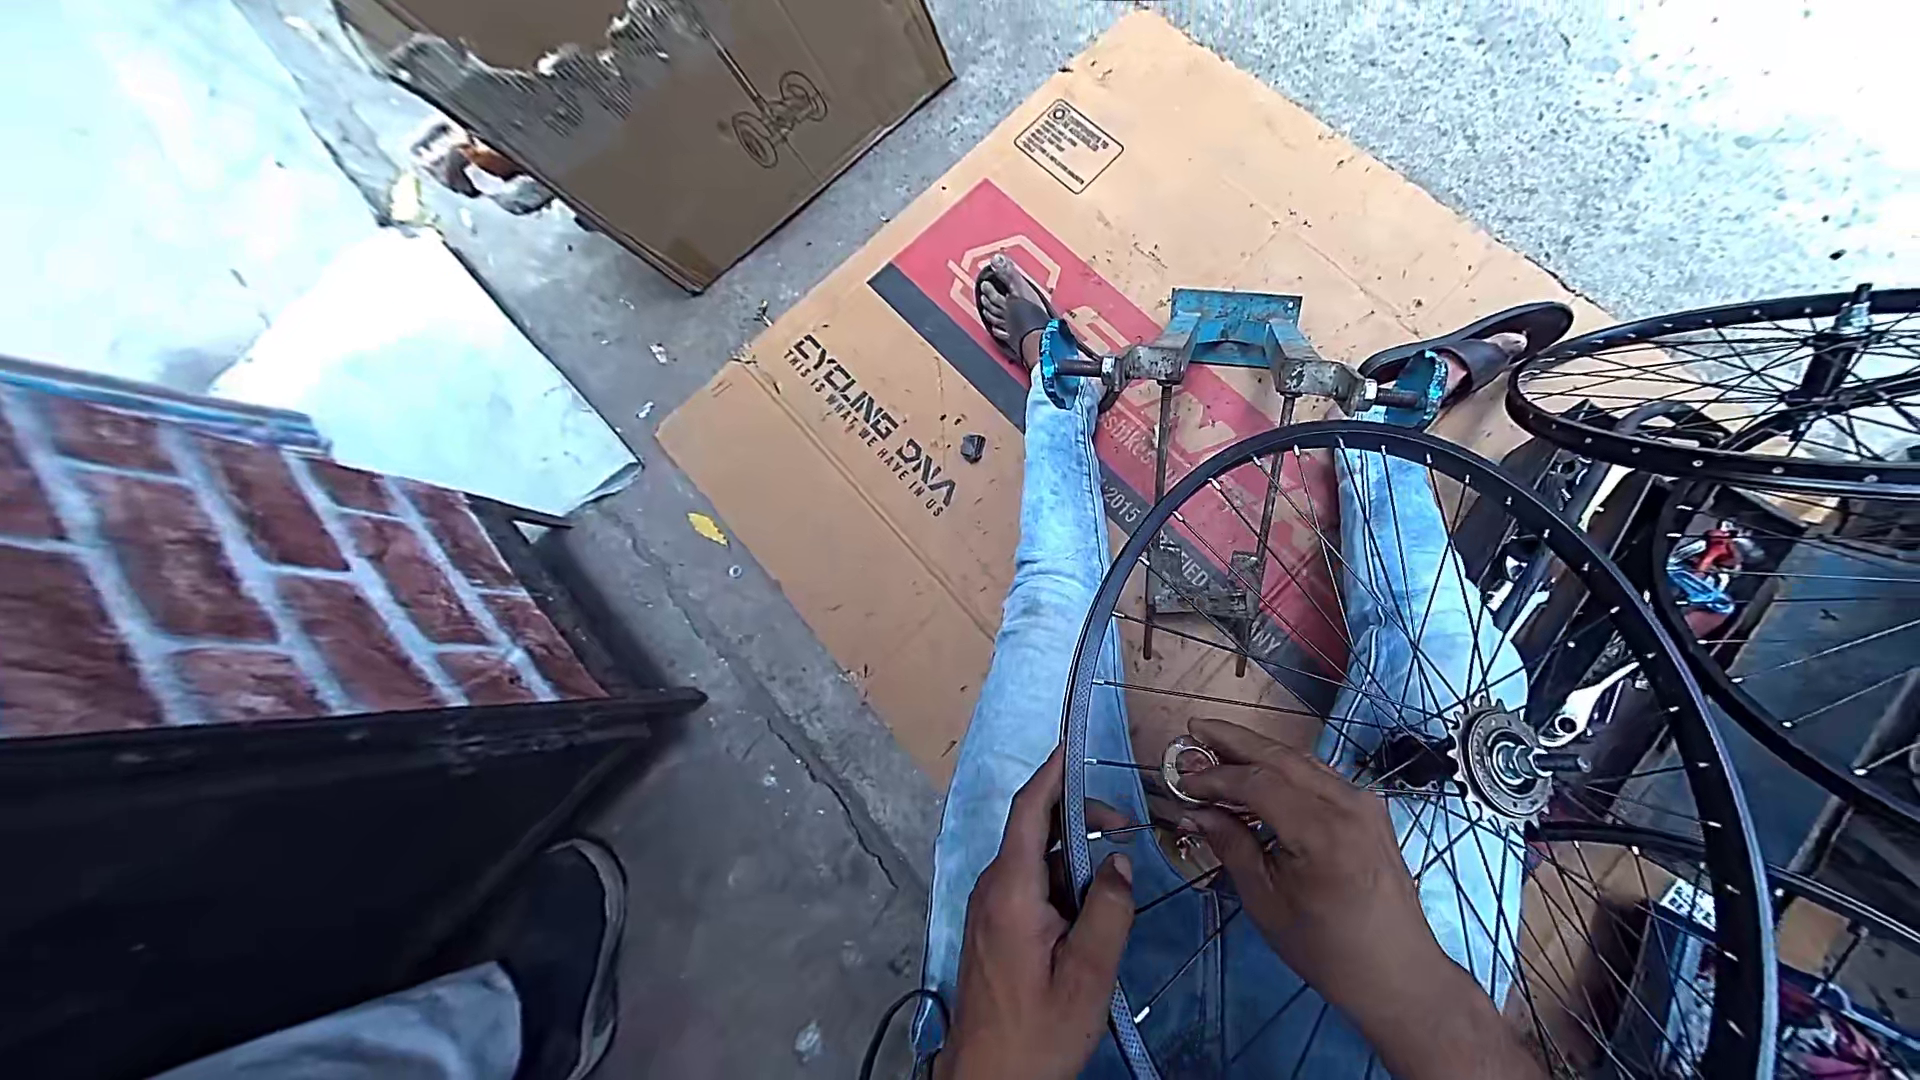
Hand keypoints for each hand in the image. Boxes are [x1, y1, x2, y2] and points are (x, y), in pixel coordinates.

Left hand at [937, 748, 1134, 1079]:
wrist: (987, 1079)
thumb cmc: (1036, 1031)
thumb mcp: (1087, 977)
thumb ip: (1108, 912)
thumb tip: (1119, 861)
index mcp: (1012, 887)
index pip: (1028, 809)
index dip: (1050, 772)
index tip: (1072, 745)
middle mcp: (995, 883)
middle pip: (1034, 827)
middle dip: (1077, 813)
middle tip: (1123, 824)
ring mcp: (992, 901)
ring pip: (1034, 854)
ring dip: (1073, 847)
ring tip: (1114, 857)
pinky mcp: (996, 919)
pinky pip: (1030, 877)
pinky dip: (1062, 872)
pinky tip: (1090, 892)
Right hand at [1180, 718, 1541, 1079]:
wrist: (1402, 976)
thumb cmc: (1326, 948)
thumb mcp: (1265, 902)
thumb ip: (1230, 845)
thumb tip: (1192, 812)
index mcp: (1322, 835)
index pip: (1256, 783)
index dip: (1215, 777)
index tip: (1182, 781)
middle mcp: (1347, 807)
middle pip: (1278, 756)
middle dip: (1231, 739)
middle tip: (1193, 728)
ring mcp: (1363, 802)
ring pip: (1299, 758)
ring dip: (1254, 746)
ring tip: (1215, 738)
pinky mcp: (1369, 807)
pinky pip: (1316, 772)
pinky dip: (1280, 762)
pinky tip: (1257, 764)